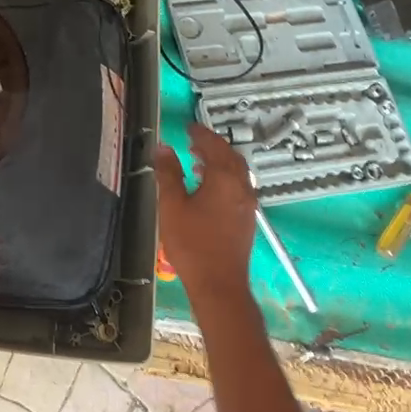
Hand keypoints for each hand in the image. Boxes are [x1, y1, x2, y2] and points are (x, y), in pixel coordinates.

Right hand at [153, 123, 256, 295]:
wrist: (219, 284)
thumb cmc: (192, 244)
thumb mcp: (172, 205)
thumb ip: (168, 173)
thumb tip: (164, 147)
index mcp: (224, 179)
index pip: (213, 146)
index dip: (200, 134)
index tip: (188, 127)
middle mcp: (241, 187)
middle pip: (230, 156)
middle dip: (213, 145)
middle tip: (194, 140)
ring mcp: (247, 204)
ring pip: (237, 171)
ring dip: (220, 160)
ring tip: (198, 160)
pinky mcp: (246, 219)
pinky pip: (239, 186)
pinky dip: (225, 176)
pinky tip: (209, 186)